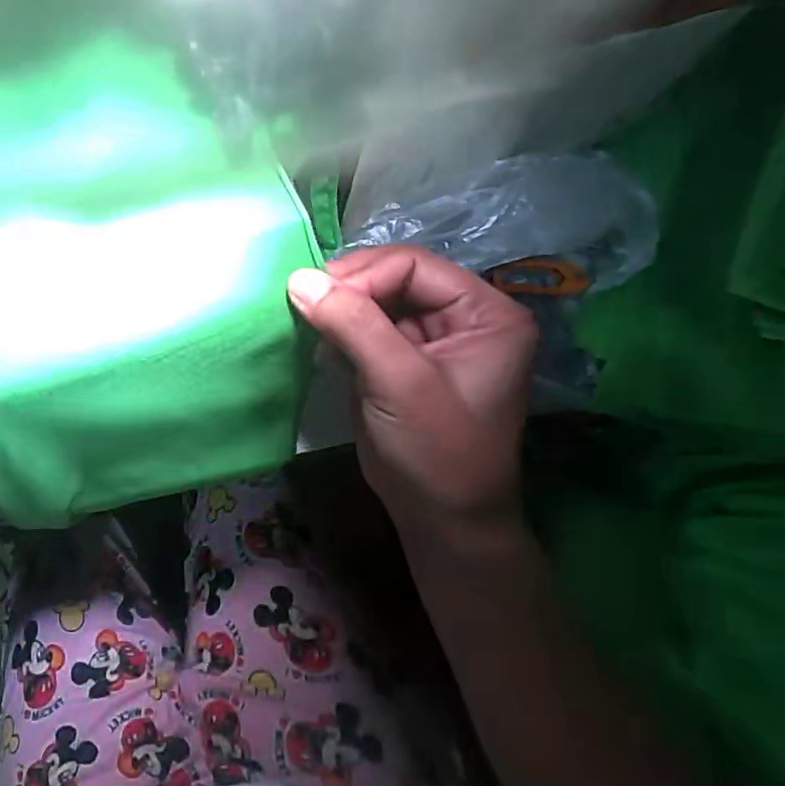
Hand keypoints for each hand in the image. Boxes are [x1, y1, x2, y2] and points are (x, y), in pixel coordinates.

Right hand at [287, 246, 536, 546]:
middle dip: (348, 290)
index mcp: (486, 313)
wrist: (439, 519)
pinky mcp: (400, 363)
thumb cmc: (436, 451)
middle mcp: (462, 318)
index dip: (364, 275)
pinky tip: (316, 340)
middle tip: (303, 304)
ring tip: (305, 319)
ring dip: (339, 309)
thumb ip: (353, 325)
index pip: (416, 266)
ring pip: (376, 303)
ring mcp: (430, 341)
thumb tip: (298, 277)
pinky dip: (338, 331)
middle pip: (395, 279)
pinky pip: (365, 330)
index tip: (316, 296)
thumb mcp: (398, 382)